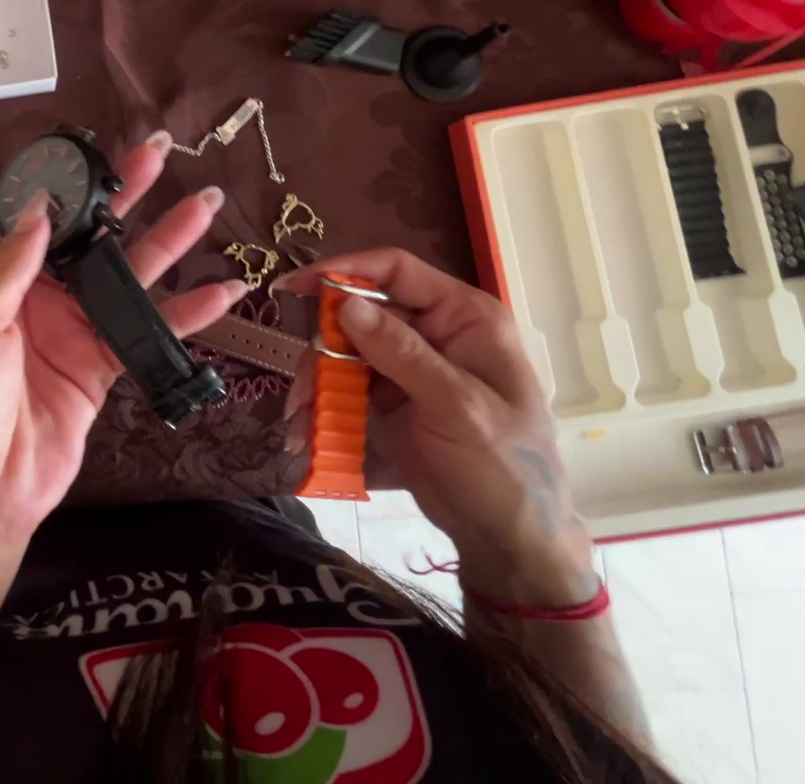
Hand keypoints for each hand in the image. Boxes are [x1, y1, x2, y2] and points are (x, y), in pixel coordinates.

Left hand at [0, 131, 244, 570]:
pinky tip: (222, 291)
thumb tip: (38, 203)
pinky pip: (146, 333)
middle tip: (160, 151)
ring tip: (206, 204)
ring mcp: (72, 332)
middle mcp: (35, 299)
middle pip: (86, 237)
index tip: (95, 149)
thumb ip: (7, 267)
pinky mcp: (101, 369)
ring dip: (167, 244)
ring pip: (125, 278)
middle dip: (124, 196)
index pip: (30, 217)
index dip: (62, 184)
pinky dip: (184, 316)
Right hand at [275, 248, 596, 606]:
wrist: (507, 535)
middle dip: (321, 345)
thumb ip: (401, 352)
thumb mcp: (456, 405)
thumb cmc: (503, 464)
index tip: (296, 286)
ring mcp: (408, 366)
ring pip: (344, 350)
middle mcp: (433, 332)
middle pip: (359, 314)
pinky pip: (344, 385)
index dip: (345, 270)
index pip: (397, 271)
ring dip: (316, 381)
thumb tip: (344, 303)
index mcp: (464, 318)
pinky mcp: (389, 398)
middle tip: (299, 386)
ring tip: (299, 420)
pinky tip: (306, 431)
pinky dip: (322, 403)